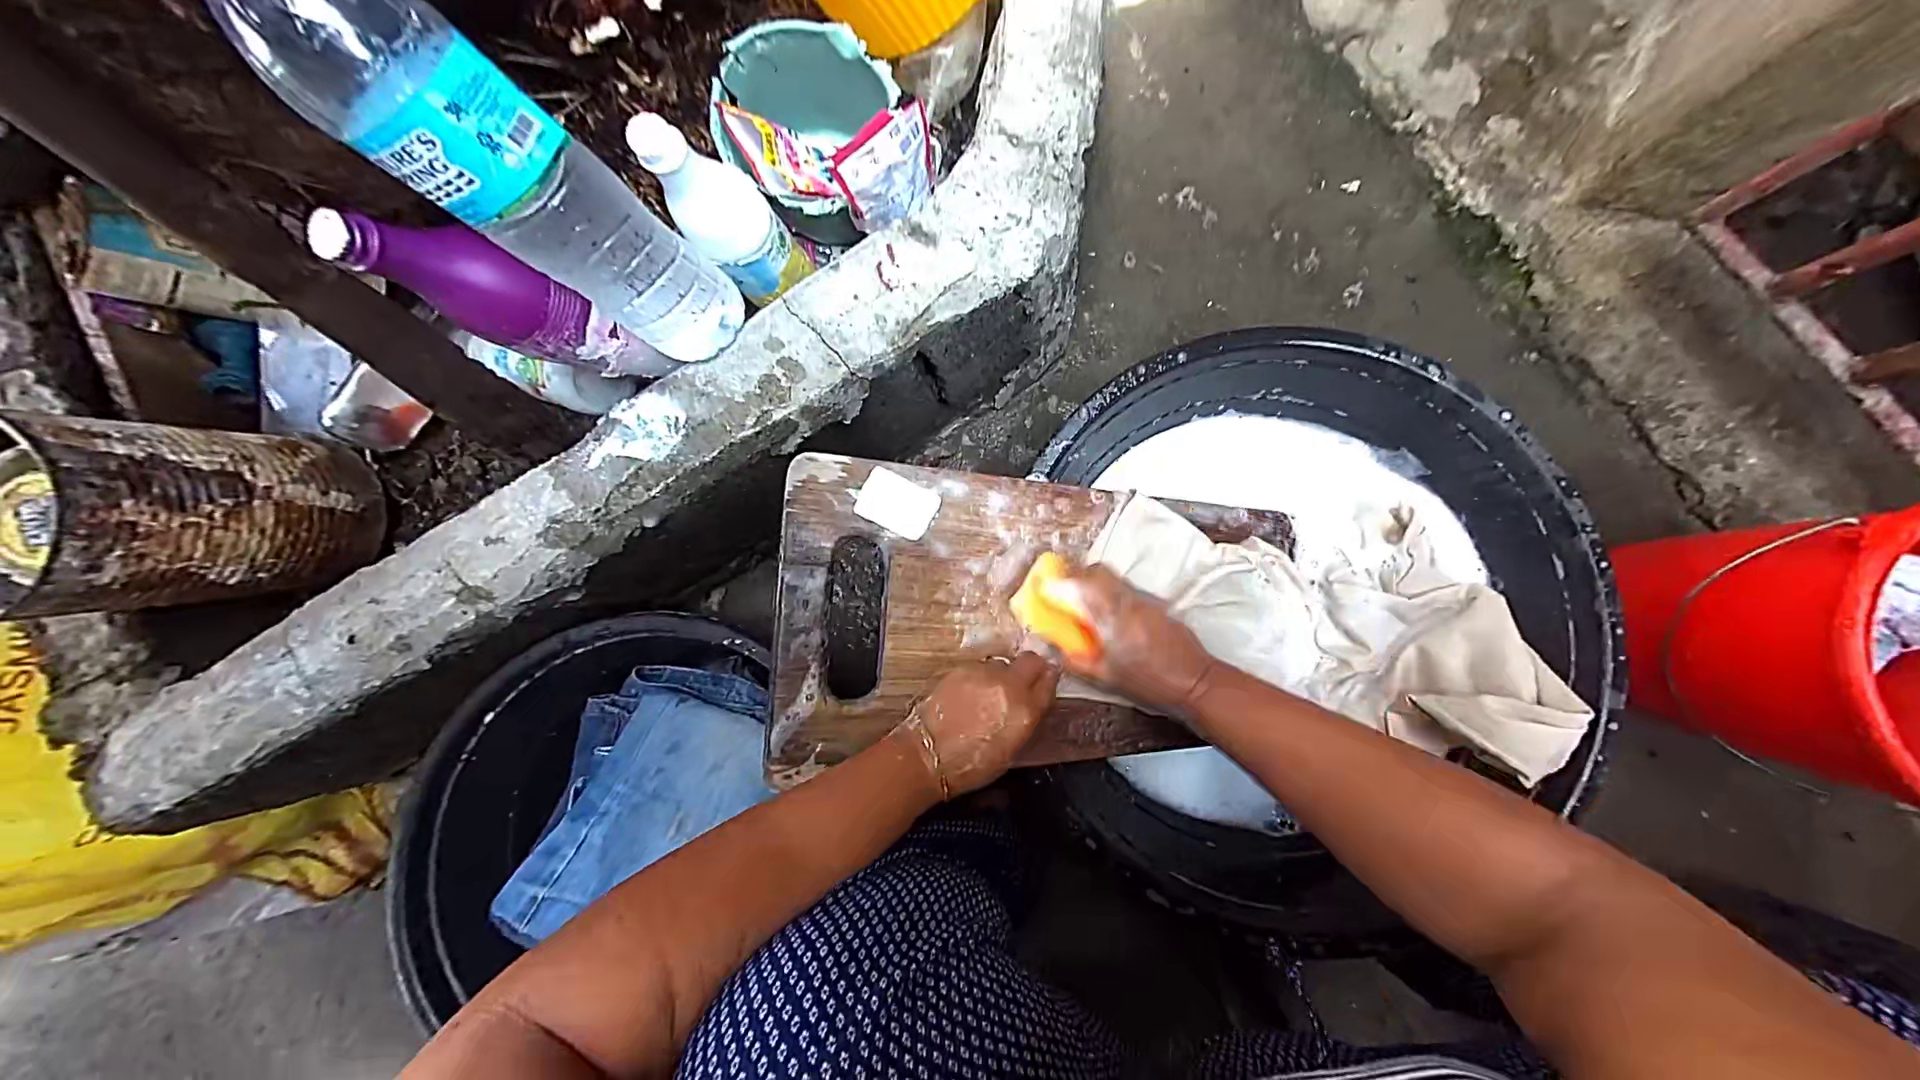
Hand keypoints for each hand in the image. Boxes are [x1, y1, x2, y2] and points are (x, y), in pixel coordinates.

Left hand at [894, 653, 1059, 798]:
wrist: (928, 755)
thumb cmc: (969, 765)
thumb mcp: (1011, 749)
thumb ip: (1026, 719)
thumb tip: (1030, 705)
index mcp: (1026, 710)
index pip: (1049, 681)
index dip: (1047, 680)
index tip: (1044, 681)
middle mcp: (1009, 685)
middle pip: (1031, 660)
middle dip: (1030, 667)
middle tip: (1022, 680)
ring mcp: (984, 673)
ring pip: (1003, 662)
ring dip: (1001, 673)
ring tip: (988, 692)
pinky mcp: (961, 668)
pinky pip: (979, 666)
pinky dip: (978, 677)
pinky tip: (969, 693)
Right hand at [1044, 564, 1217, 711]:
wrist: (1195, 681)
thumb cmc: (1149, 683)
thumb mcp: (1105, 679)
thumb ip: (1076, 661)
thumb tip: (1056, 648)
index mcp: (1111, 617)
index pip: (1078, 585)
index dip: (1058, 582)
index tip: (1045, 586)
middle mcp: (1127, 601)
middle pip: (1097, 571)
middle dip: (1076, 575)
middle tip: (1064, 591)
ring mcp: (1144, 599)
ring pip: (1112, 577)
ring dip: (1094, 582)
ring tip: (1084, 603)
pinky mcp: (1156, 603)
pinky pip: (1126, 589)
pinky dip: (1111, 593)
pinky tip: (1109, 614)